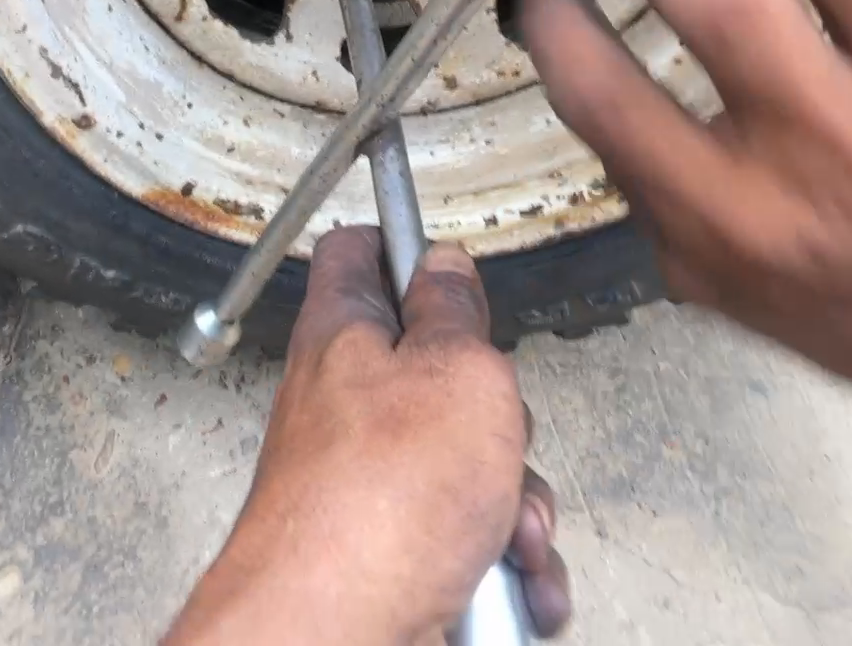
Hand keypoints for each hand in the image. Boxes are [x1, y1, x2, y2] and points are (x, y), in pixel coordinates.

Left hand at [167, 228, 571, 643]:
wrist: (337, 631)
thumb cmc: (387, 492)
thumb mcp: (455, 369)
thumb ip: (454, 309)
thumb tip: (442, 263)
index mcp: (345, 327)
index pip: (357, 251)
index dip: (401, 246)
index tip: (446, 271)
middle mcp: (345, 391)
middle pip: (432, 361)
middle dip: (491, 402)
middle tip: (500, 429)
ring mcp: (363, 466)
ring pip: (461, 451)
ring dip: (511, 493)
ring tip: (511, 529)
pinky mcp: (386, 536)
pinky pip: (461, 523)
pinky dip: (499, 553)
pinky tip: (514, 580)